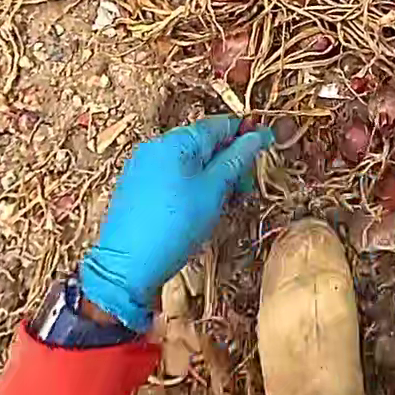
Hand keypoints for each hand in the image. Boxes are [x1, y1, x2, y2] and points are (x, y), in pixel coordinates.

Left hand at [77, 116, 275, 330]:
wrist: (125, 270)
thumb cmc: (176, 225)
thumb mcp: (214, 190)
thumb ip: (237, 158)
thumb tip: (258, 135)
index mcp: (176, 141)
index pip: (220, 125)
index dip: (246, 133)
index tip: (269, 144)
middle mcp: (157, 146)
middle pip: (205, 142)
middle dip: (230, 159)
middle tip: (245, 186)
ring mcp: (143, 166)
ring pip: (191, 160)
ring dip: (214, 174)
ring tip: (226, 201)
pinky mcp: (137, 187)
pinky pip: (174, 174)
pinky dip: (194, 183)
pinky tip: (202, 206)